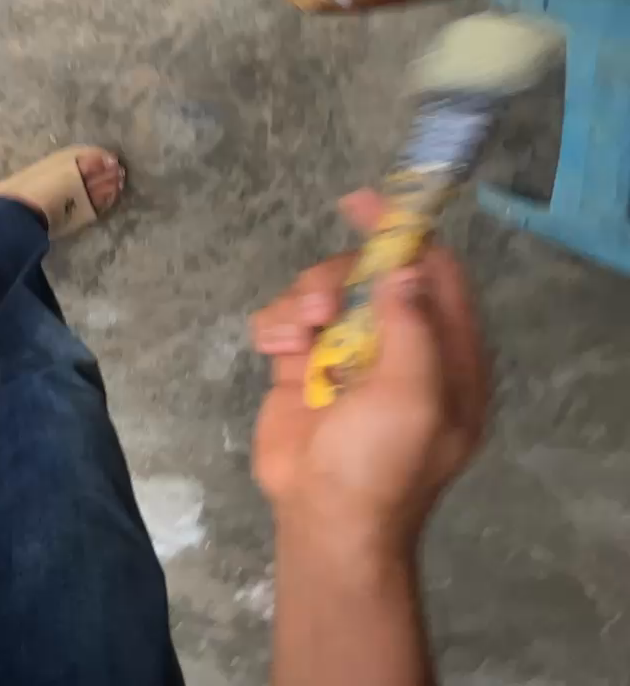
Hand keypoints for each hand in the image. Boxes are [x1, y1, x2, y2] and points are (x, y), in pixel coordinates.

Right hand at [248, 190, 487, 554]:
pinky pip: (280, 319)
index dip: (403, 235)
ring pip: (314, 294)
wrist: (321, 508)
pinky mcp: (299, 363)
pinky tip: (269, 350)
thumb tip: (404, 269)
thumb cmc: (378, 462)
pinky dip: (270, 326)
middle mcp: (396, 344)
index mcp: (444, 352)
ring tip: (287, 344)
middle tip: (314, 315)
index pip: (433, 274)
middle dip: (330, 283)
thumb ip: (411, 331)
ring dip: (294, 308)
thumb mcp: (409, 399)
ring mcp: (344, 353)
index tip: (361, 203)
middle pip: (362, 277)